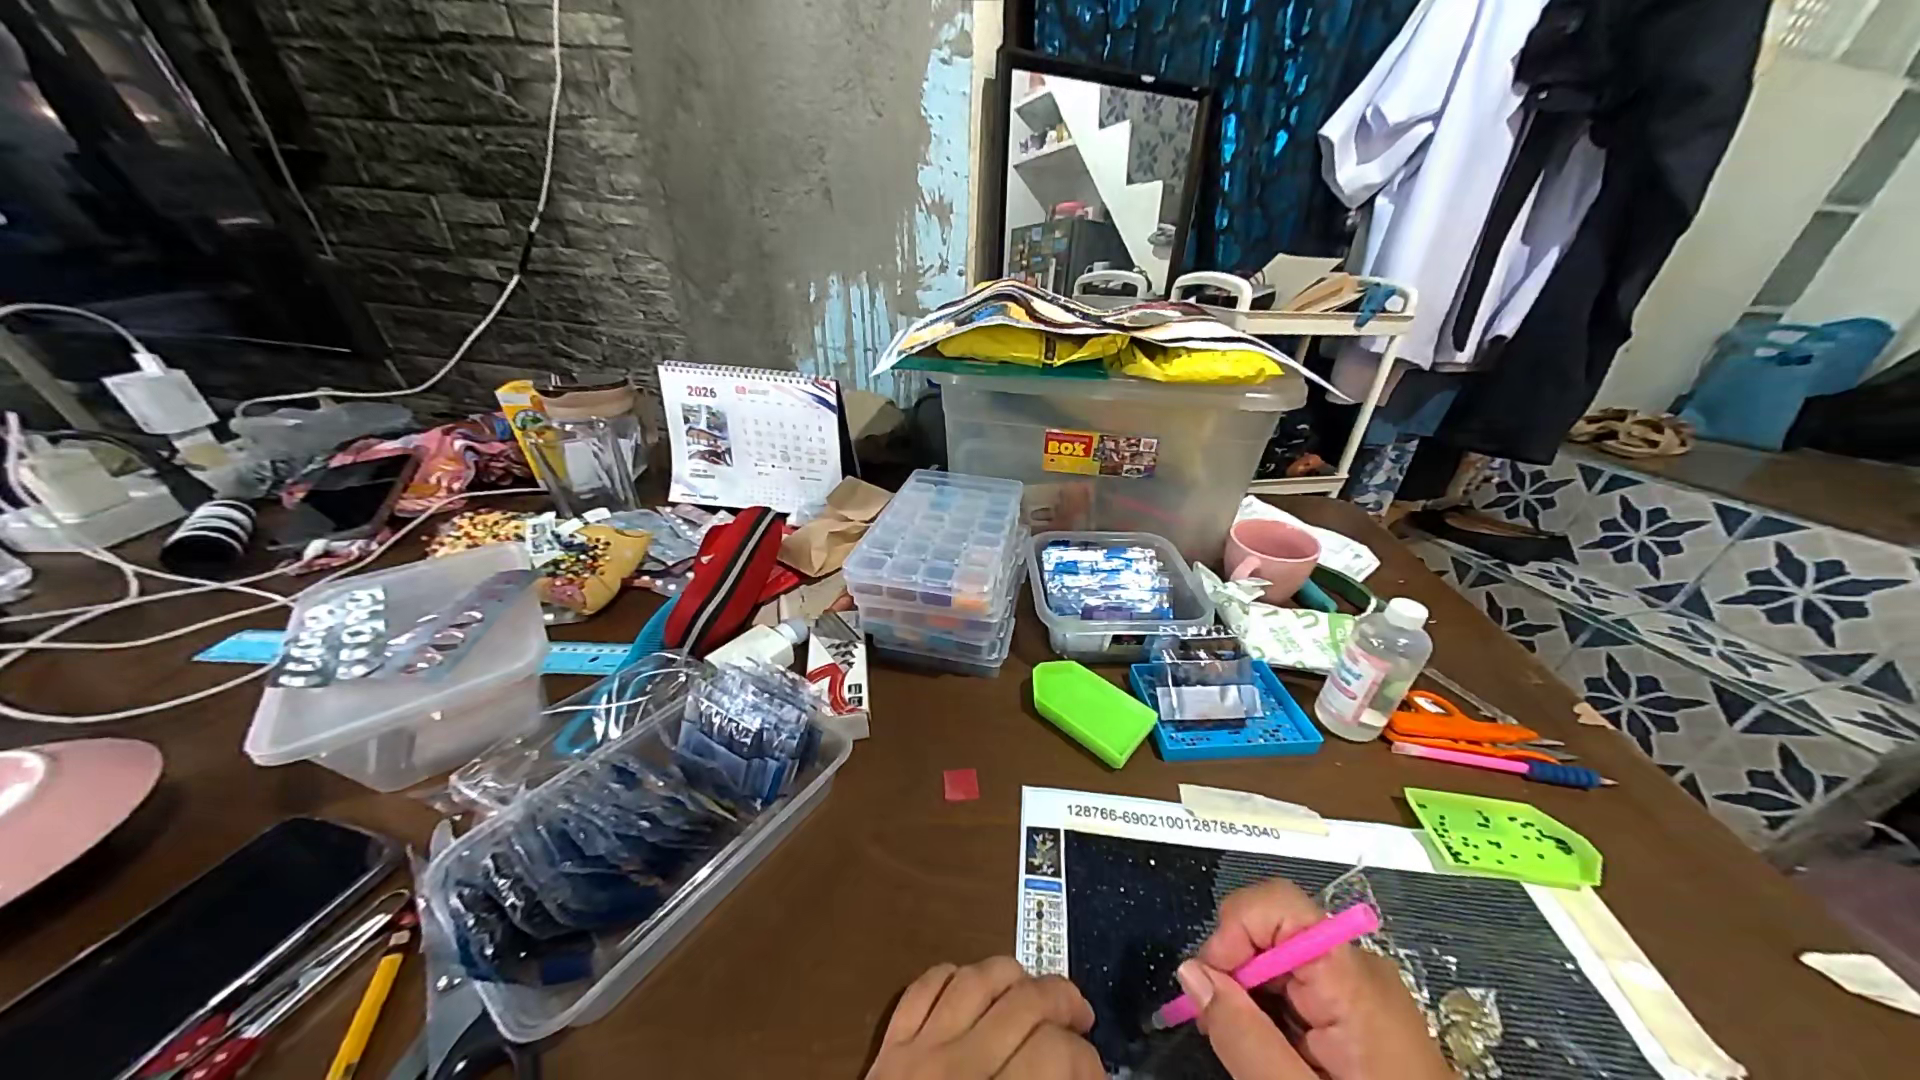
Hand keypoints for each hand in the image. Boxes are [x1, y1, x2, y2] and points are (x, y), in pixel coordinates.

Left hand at [865, 957, 1103, 1078]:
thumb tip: (1079, 1079)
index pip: (1054, 1055)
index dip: (1086, 1059)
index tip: (1094, 1073)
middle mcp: (957, 1070)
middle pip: (1023, 1004)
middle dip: (1063, 1000)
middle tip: (1081, 1016)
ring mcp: (918, 1051)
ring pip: (975, 979)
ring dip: (1013, 975)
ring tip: (1034, 988)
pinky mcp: (889, 1046)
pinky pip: (924, 986)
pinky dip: (953, 974)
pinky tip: (973, 984)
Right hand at [1177, 880, 1451, 1079]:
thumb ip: (1243, 1037)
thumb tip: (1190, 972)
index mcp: (1351, 978)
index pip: (1277, 903)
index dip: (1232, 929)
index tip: (1210, 985)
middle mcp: (1358, 967)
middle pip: (1272, 929)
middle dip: (1233, 969)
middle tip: (1217, 1029)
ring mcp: (1363, 987)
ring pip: (1279, 959)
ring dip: (1249, 995)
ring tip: (1248, 1050)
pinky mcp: (1361, 1008)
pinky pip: (1300, 985)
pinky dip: (1272, 1010)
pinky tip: (1274, 1052)